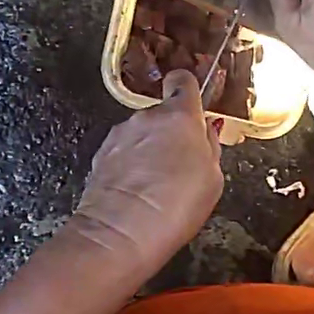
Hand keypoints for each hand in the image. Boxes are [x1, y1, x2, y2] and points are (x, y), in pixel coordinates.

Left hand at [72, 70, 223, 267]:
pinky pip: (122, 153)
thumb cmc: (175, 206)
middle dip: (170, 134)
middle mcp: (146, 118)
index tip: (193, 105)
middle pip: (162, 115)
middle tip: (181, 166)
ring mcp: (119, 135)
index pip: (183, 81)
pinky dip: (130, 166)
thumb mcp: (213, 179)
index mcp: (180, 116)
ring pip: (140, 135)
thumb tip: (204, 132)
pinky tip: (136, 192)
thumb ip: (209, 147)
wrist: (120, 232)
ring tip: (156, 187)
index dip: (188, 90)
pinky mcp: (100, 155)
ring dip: (148, 151)